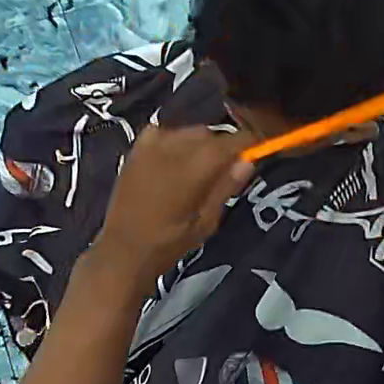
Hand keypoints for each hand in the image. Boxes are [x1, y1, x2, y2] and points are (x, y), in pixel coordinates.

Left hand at [90, 124, 254, 287]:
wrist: (122, 251)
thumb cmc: (168, 243)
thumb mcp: (206, 222)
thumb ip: (226, 187)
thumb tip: (248, 161)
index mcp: (192, 169)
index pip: (228, 142)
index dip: (248, 141)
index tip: (260, 147)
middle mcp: (171, 150)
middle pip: (209, 134)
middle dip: (224, 146)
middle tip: (230, 168)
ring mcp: (150, 147)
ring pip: (188, 131)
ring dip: (201, 142)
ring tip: (203, 165)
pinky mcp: (135, 151)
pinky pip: (163, 132)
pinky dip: (175, 139)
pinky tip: (175, 157)